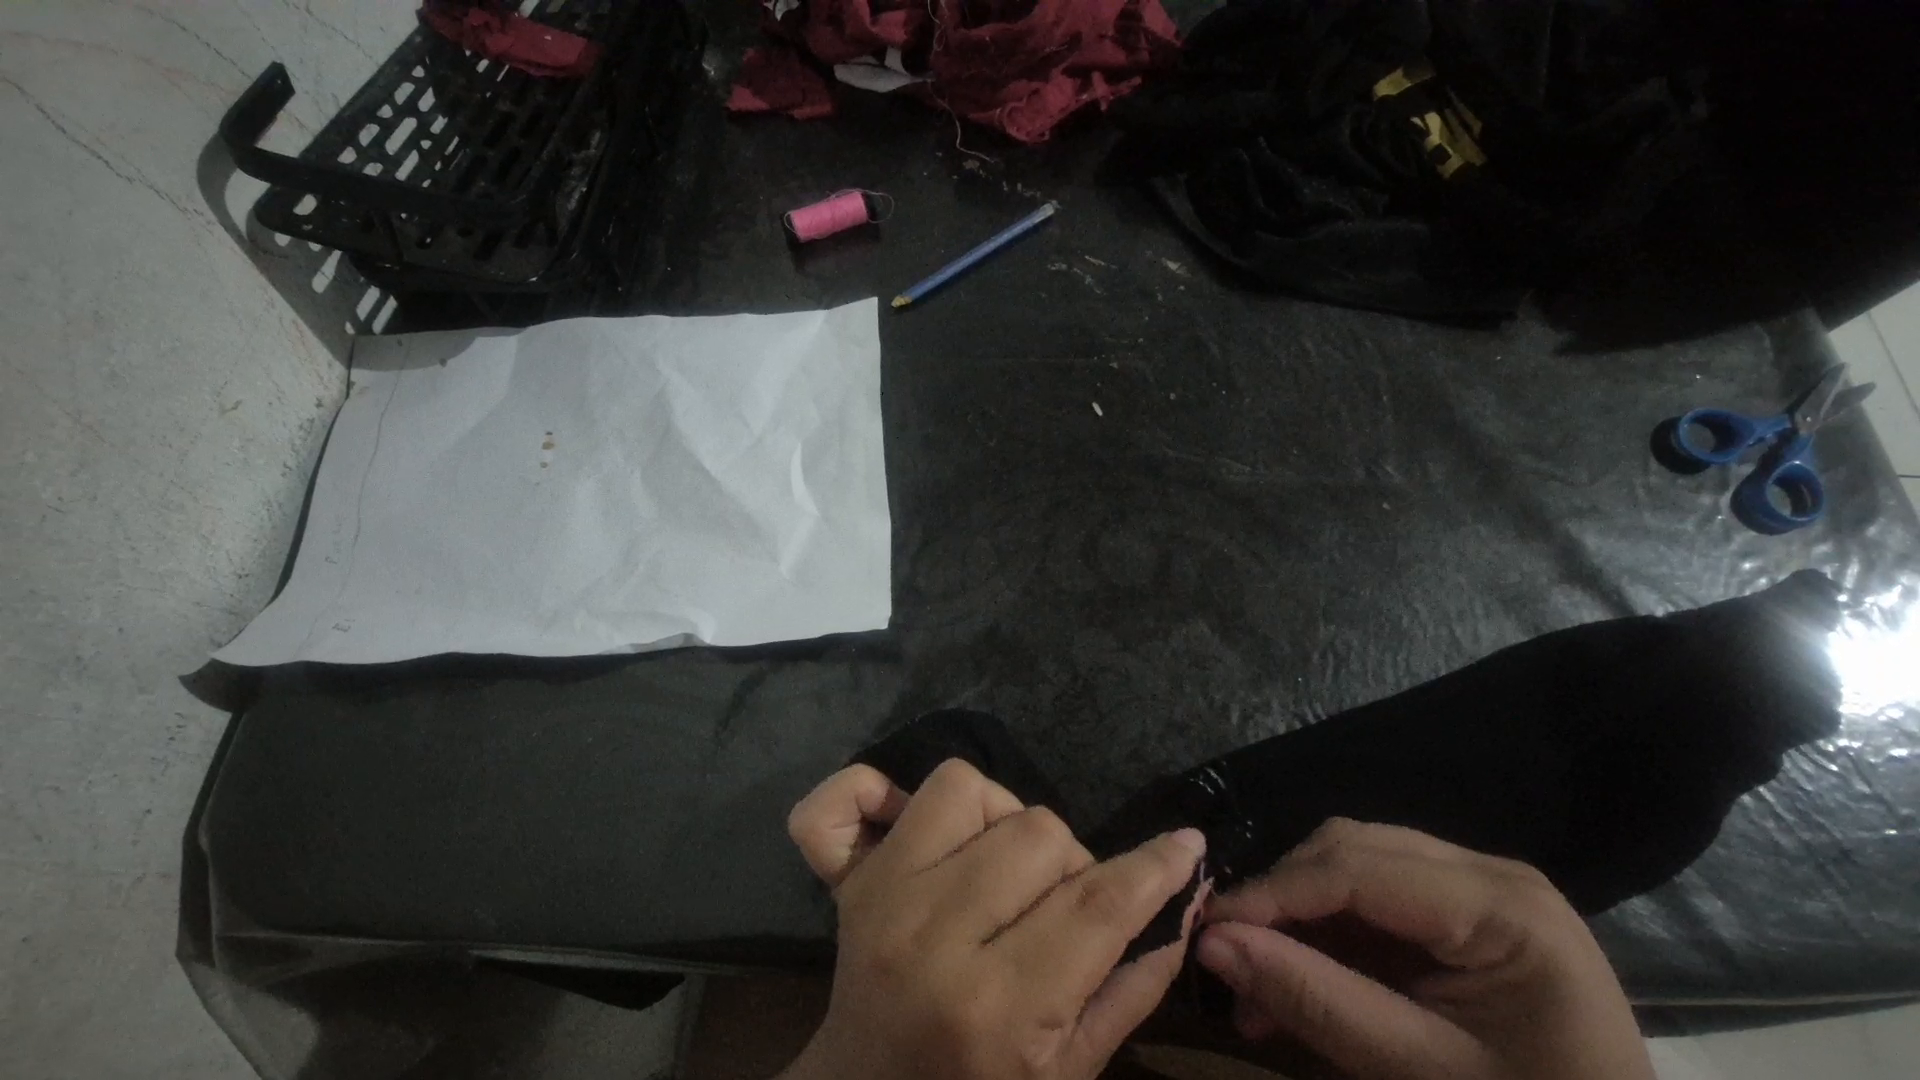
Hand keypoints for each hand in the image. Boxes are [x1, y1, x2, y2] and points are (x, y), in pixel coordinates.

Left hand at [782, 759, 1207, 1079]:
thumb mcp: (1071, 1067)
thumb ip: (1134, 982)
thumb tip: (1186, 895)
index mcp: (996, 1007)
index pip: (1095, 906)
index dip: (1153, 868)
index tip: (1186, 844)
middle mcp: (933, 936)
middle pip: (1038, 833)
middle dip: (1071, 863)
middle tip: (1060, 903)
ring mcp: (882, 896)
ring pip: (969, 790)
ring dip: (1003, 820)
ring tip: (1001, 868)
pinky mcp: (849, 877)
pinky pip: (855, 793)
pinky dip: (886, 792)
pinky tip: (920, 832)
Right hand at [1197, 819, 1653, 1079]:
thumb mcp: (1421, 1072)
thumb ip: (1315, 1001)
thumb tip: (1210, 943)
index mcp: (1503, 907)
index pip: (1356, 868)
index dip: (1271, 894)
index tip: (1205, 932)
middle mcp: (1491, 873)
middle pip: (1351, 851)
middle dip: (1282, 901)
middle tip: (1230, 960)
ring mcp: (1482, 889)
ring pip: (1354, 867)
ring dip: (1298, 917)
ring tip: (1257, 985)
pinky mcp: (1469, 914)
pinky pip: (1376, 900)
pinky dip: (1329, 934)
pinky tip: (1301, 979)